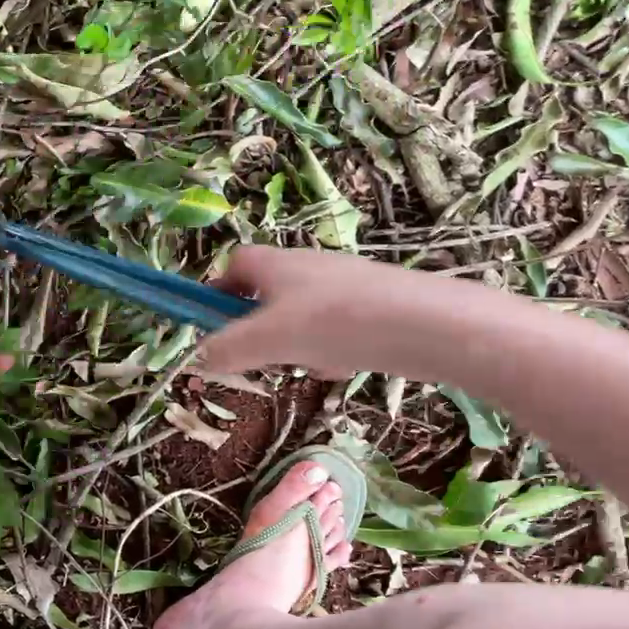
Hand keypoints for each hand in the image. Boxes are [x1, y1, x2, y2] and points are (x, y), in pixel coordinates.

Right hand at [199, 245, 483, 377]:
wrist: (432, 326)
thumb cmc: (336, 322)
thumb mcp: (266, 340)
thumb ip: (225, 349)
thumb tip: (196, 356)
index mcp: (277, 264)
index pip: (234, 263)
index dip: (217, 290)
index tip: (212, 322)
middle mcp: (309, 266)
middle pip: (264, 294)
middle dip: (256, 328)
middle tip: (258, 354)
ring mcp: (344, 285)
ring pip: (297, 316)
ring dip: (292, 343)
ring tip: (307, 363)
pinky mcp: (374, 305)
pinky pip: (333, 327)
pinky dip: (328, 348)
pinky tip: (342, 365)